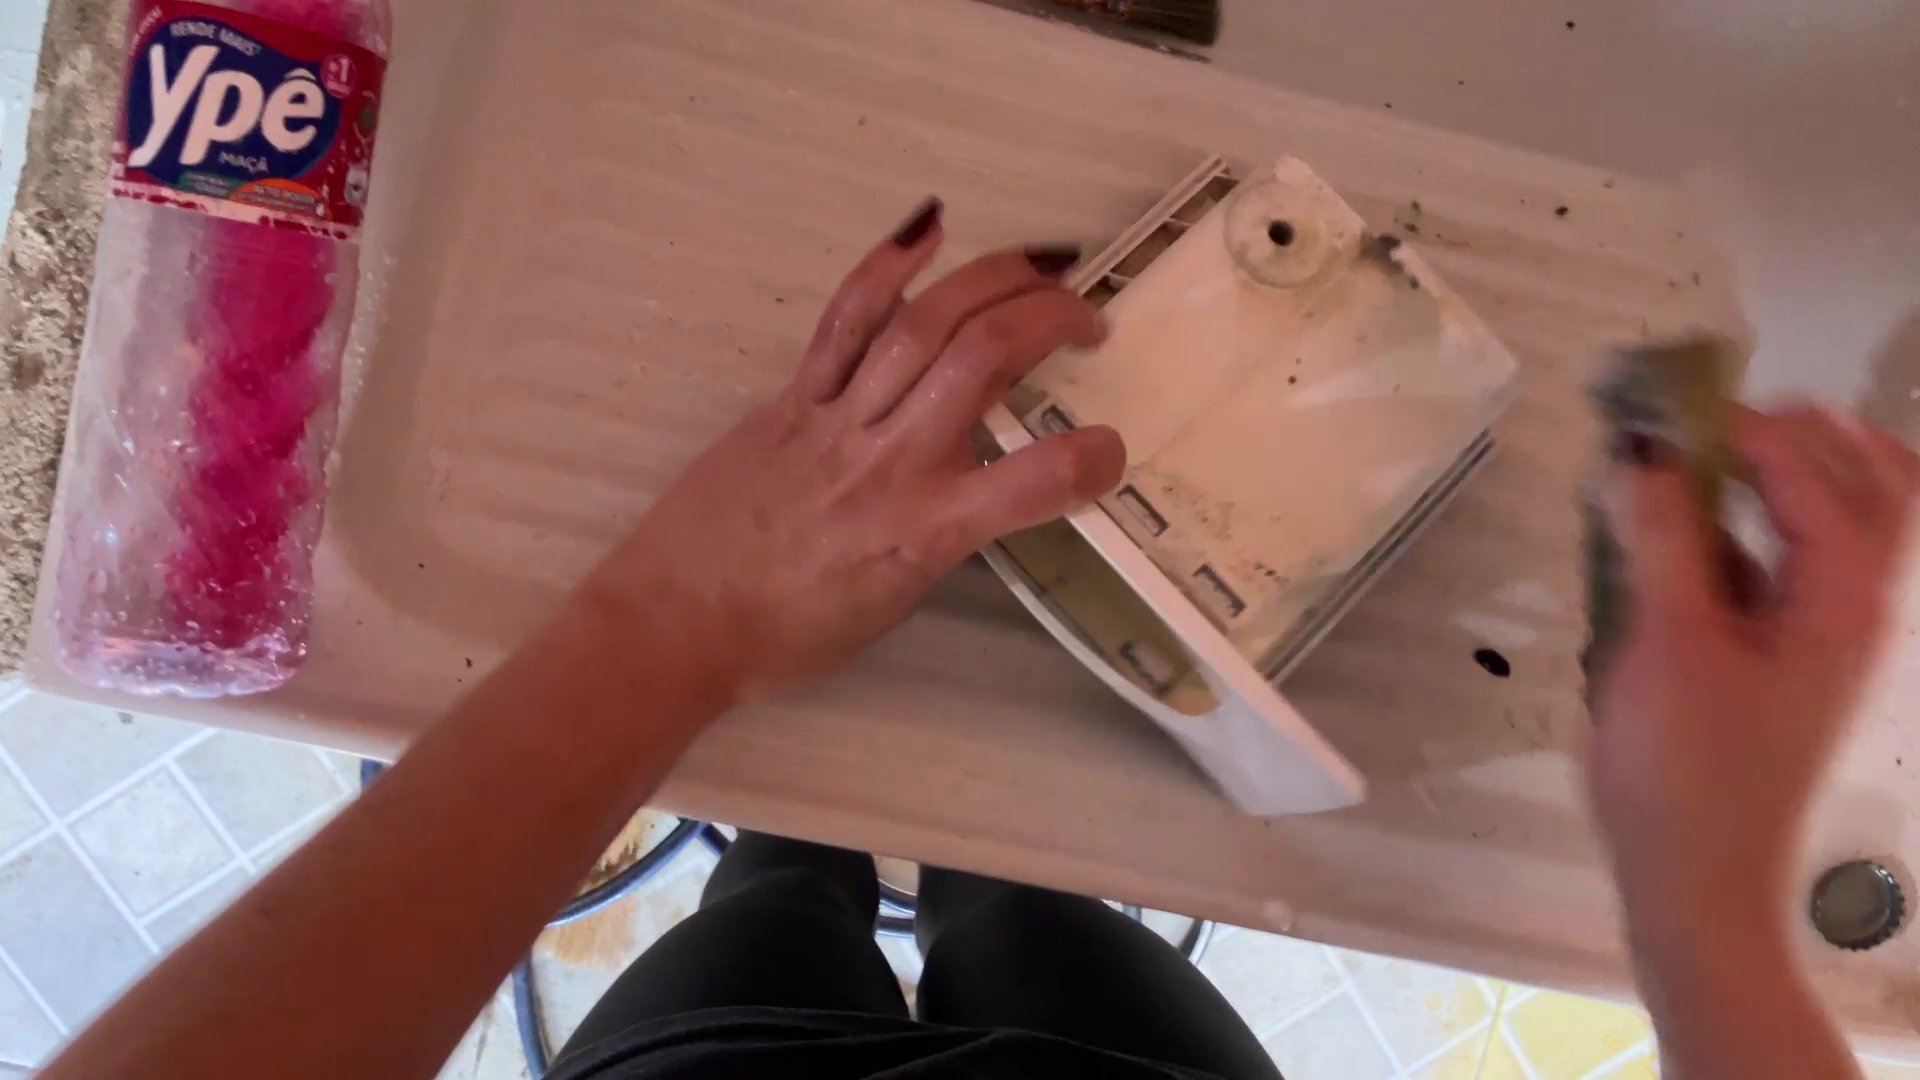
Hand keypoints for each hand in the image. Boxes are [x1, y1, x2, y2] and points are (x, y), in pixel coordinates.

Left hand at [587, 198, 1123, 701]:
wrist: (676, 624)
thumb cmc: (790, 635)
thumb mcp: (895, 600)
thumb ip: (943, 536)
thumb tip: (973, 487)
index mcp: (925, 531)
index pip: (1034, 483)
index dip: (1091, 460)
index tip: (1110, 452)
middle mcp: (890, 462)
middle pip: (982, 357)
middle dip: (1050, 317)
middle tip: (1087, 317)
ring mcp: (836, 420)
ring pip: (923, 325)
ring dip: (993, 279)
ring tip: (1041, 265)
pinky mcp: (789, 400)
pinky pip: (843, 322)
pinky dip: (887, 269)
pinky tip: (929, 229)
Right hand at [1590, 405, 1916, 908]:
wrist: (1688, 857)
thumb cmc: (1684, 754)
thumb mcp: (1667, 642)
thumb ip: (1661, 543)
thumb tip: (1642, 458)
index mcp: (1840, 607)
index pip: (1836, 493)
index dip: (1771, 439)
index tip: (1692, 407)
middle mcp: (1838, 611)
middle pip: (1870, 502)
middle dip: (1818, 443)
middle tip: (1738, 411)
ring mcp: (1798, 635)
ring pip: (1811, 534)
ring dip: (1768, 483)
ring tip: (1698, 454)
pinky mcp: (1751, 654)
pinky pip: (1753, 571)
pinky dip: (1721, 531)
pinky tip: (1664, 528)